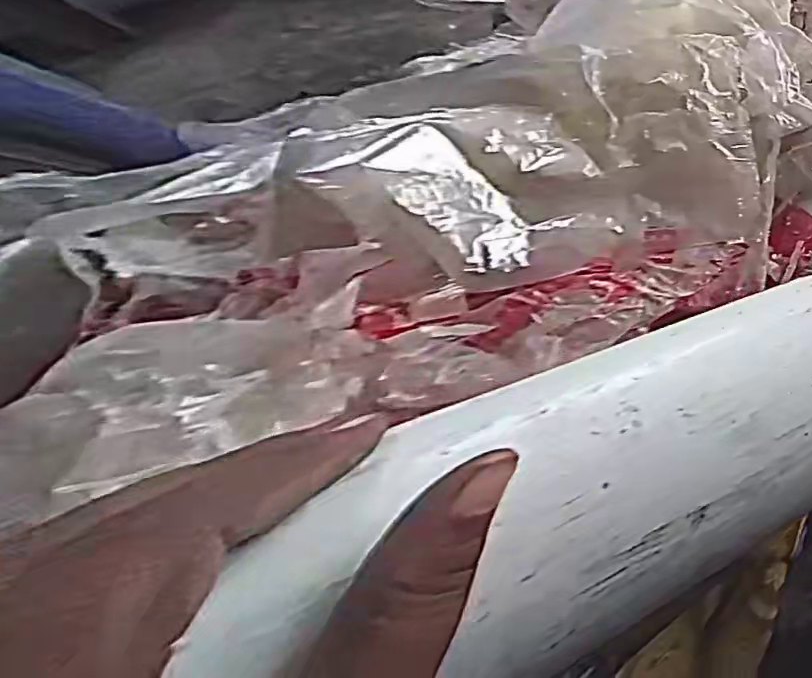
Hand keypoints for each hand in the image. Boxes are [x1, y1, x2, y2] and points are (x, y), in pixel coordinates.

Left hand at [0, 415, 515, 677]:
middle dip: (233, 484)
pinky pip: (12, 608)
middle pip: (106, 533)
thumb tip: (485, 478)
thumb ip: (400, 614)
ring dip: (160, 525)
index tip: (368, 436)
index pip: (177, 523)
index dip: (288, 464)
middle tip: (331, 463)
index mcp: (64, 664)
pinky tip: (149, 590)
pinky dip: (92, 576)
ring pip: (41, 567)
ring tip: (254, 509)